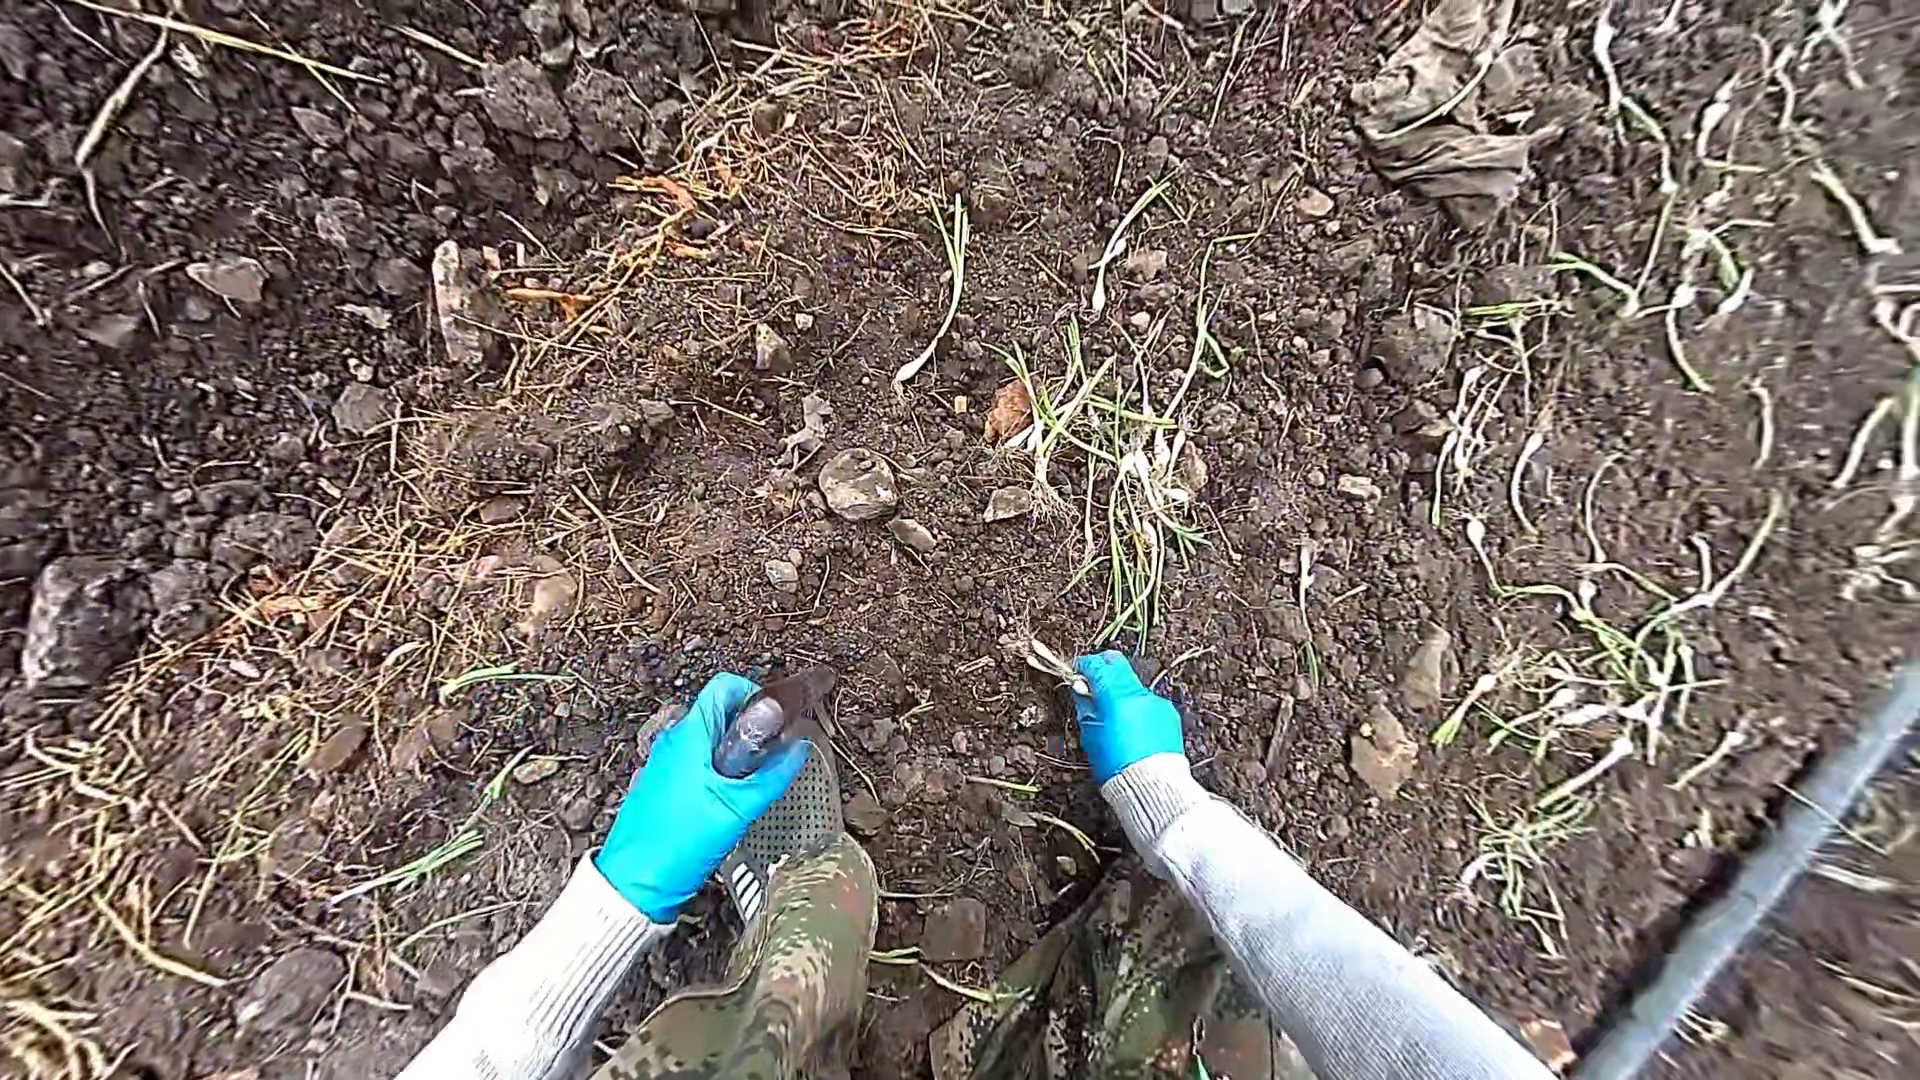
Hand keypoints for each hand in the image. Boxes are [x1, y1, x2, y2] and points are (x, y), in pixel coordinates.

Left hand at [595, 674, 809, 920]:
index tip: (773, 719)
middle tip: (767, 752)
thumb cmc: (677, 846)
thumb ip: (775, 775)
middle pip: (721, 709)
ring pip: (710, 734)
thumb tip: (799, 750)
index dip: (755, 693)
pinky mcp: (661, 780)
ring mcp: (664, 760)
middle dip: (749, 726)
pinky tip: (727, 795)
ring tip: (748, 779)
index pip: (726, 685)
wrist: (631, 888)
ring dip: (734, 748)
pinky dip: (717, 766)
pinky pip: (696, 757)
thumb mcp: (739, 808)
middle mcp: (674, 739)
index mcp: (690, 734)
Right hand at [1071, 651, 1184, 782]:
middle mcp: (1141, 695)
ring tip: (1110, 714)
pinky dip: (1134, 706)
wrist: (1153, 789)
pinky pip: (1145, 701)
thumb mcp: (1091, 734)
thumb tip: (1081, 688)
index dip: (1085, 665)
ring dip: (1118, 691)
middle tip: (1090, 686)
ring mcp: (1157, 704)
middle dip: (1102, 672)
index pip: (1099, 665)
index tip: (1078, 671)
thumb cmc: (1119, 767)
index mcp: (1118, 698)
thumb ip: (1085, 704)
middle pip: (1118, 667)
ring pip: (1132, 684)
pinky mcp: (1168, 714)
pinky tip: (1128, 725)